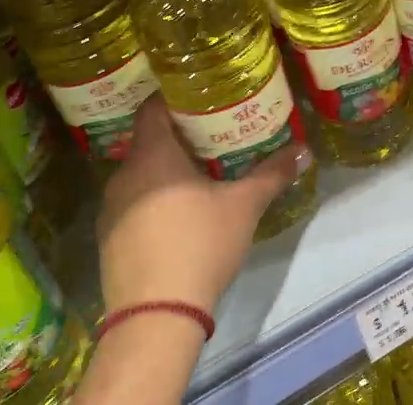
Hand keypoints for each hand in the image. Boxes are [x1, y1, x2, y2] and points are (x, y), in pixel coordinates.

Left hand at [96, 95, 308, 313]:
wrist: (156, 317)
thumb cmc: (200, 245)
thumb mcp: (244, 206)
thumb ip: (272, 174)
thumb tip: (304, 150)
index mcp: (152, 156)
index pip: (152, 108)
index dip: (175, 97)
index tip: (202, 96)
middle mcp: (124, 175)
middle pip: (149, 141)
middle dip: (180, 137)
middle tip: (214, 135)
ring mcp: (111, 210)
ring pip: (141, 175)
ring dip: (167, 171)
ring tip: (202, 174)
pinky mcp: (108, 240)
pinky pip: (133, 204)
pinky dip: (154, 200)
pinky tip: (180, 215)